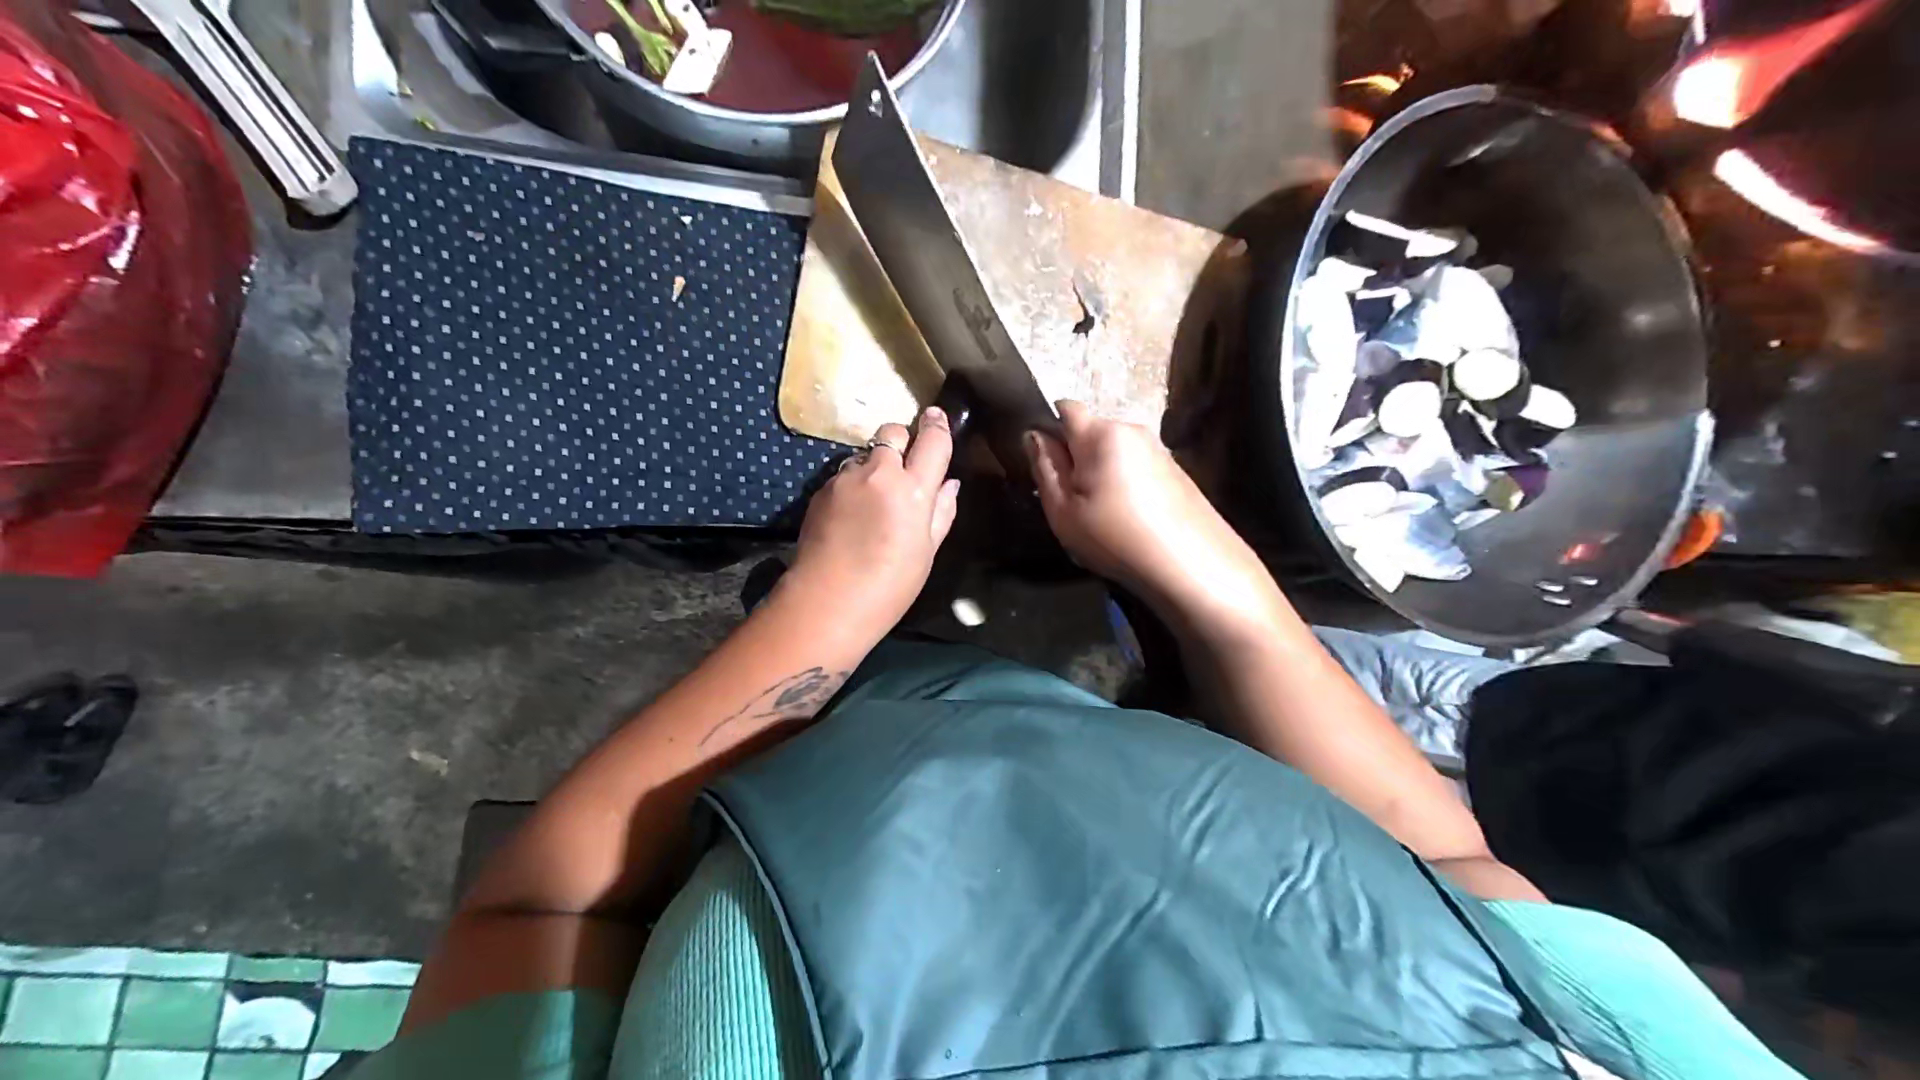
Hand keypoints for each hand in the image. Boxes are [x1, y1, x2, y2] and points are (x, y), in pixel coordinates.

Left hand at [784, 406, 960, 641]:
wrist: (827, 601)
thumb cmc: (889, 585)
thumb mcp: (927, 552)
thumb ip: (941, 511)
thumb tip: (949, 483)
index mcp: (912, 489)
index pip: (932, 440)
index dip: (937, 425)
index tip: (937, 417)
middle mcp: (878, 473)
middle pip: (892, 433)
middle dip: (901, 441)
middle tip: (905, 468)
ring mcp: (846, 479)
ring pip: (866, 455)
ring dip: (875, 466)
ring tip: (875, 501)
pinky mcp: (822, 490)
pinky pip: (845, 475)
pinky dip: (855, 485)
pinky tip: (853, 516)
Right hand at [1026, 401, 1282, 638]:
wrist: (1194, 568)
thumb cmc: (1117, 539)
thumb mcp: (1063, 511)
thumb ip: (1044, 467)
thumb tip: (1033, 435)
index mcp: (1101, 433)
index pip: (1063, 408)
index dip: (1047, 431)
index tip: (1044, 468)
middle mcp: (1132, 430)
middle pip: (1090, 433)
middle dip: (1075, 458)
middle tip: (1070, 503)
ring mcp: (1158, 450)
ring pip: (1113, 453)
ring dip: (1100, 475)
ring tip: (1102, 517)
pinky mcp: (1176, 472)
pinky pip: (1136, 468)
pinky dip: (1125, 487)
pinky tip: (1129, 522)